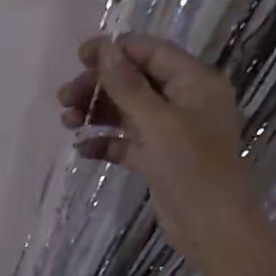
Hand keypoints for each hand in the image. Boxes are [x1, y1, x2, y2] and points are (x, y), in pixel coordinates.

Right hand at [56, 35, 275, 275]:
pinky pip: (127, 143)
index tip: (79, 58)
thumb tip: (104, 48)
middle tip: (64, 99)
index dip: (115, 51)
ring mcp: (170, 132)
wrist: (211, 227)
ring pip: (127, 113)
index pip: (150, 53)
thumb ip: (128, 86)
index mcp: (195, 82)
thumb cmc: (193, 168)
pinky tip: (81, 149)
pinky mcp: (158, 159)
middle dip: (99, 87)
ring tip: (66, 122)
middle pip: (134, 82)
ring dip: (97, 114)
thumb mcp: (159, 122)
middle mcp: (183, 101)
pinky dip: (105, 143)